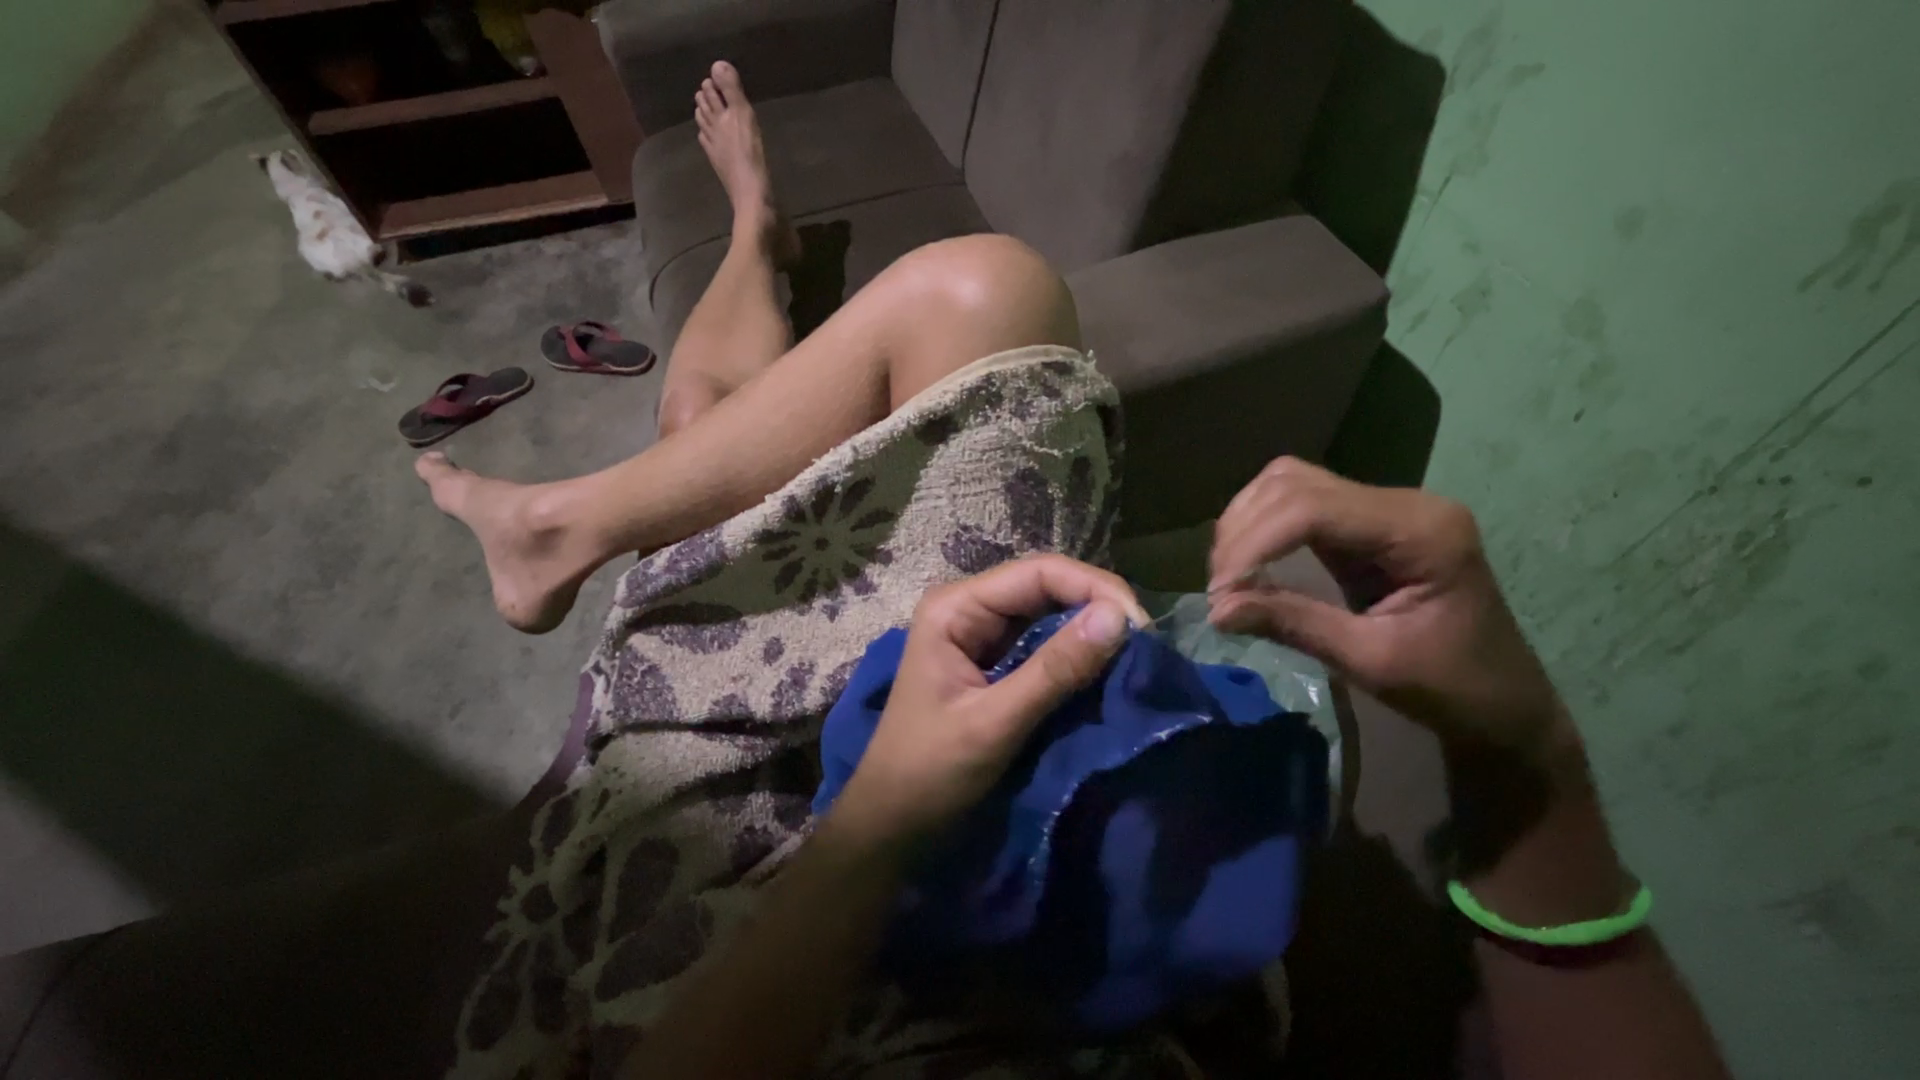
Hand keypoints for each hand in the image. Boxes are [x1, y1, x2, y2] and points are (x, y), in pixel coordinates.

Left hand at [830, 555, 1149, 848]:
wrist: (894, 825)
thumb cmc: (929, 773)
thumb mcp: (994, 722)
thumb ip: (1054, 670)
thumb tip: (1119, 619)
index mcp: (955, 608)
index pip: (1038, 573)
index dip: (1095, 589)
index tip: (1141, 628)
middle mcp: (969, 609)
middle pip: (1048, 587)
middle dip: (1099, 607)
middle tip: (1146, 644)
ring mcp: (982, 636)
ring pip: (1051, 614)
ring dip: (1093, 630)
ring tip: (1136, 655)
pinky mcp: (996, 665)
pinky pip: (1045, 645)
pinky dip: (1078, 655)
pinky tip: (1107, 670)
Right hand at [1207, 458, 1566, 752]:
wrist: (1504, 706)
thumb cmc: (1451, 689)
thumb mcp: (1370, 661)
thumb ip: (1293, 624)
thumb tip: (1215, 611)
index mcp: (1421, 529)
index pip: (1313, 509)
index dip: (1255, 544)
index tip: (1219, 593)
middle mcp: (1404, 503)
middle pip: (1296, 483)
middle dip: (1245, 531)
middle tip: (1219, 589)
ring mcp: (1386, 509)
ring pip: (1291, 485)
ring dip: (1247, 524)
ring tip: (1227, 576)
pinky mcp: (1368, 525)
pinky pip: (1300, 505)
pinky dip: (1262, 528)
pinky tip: (1247, 563)